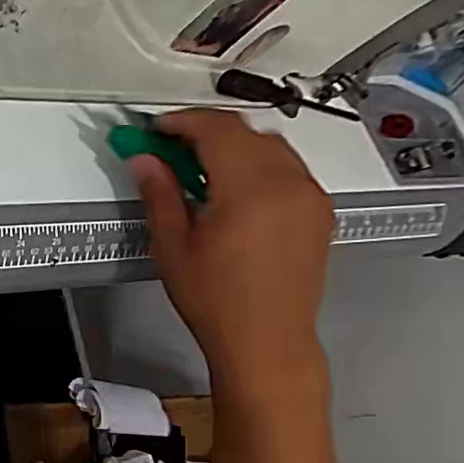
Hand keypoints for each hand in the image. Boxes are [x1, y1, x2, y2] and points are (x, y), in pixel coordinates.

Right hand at [127, 109, 334, 384]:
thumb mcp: (172, 247)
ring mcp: (310, 196)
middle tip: (171, 149)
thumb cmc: (218, 303)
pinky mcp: (318, 210)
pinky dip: (259, 164)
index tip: (158, 129)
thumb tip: (145, 162)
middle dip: (205, 132)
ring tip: (200, 170)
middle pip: (246, 131)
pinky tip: (234, 189)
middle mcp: (289, 185)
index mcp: (250, 191)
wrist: (266, 340)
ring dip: (234, 146)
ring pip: (271, 146)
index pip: (217, 130)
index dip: (183, 122)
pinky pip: (289, 167)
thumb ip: (159, 195)